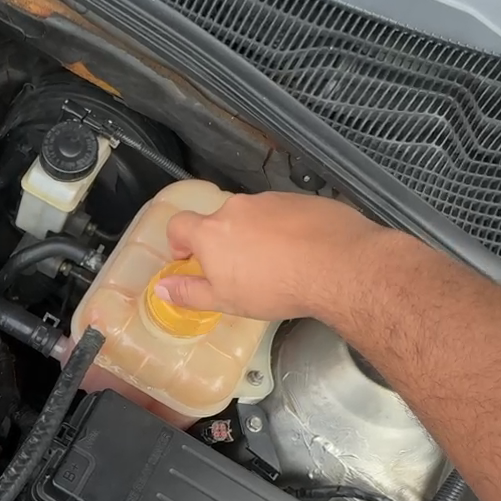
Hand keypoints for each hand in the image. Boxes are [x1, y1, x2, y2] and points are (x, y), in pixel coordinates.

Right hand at [153, 191, 397, 320]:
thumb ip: (189, 292)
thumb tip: (162, 288)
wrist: (339, 266)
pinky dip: (283, 230)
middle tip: (237, 271)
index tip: (189, 259)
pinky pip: (282, 214)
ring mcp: (271, 200)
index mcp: (211, 232)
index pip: (178, 224)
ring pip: (251, 217)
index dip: (178, 242)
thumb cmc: (276, 287)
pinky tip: (299, 254)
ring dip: (254, 236)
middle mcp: (237, 208)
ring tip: (273, 265)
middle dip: (222, 243)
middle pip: (217, 221)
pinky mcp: (301, 199)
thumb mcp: (225, 301)